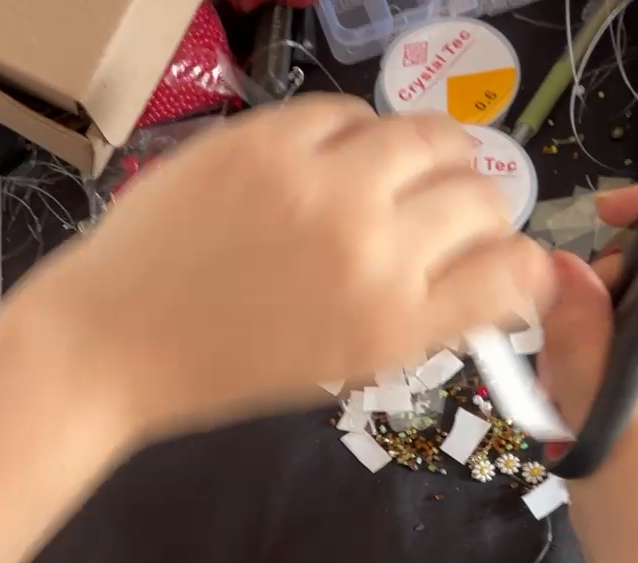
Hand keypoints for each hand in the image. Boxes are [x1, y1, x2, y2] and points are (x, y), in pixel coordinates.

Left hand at [0, 95, 554, 442]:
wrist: (115, 342)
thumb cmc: (219, 373)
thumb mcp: (330, 371)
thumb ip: (407, 321)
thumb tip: (467, 275)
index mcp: (389, 328)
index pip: (511, 275)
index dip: (522, 270)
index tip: (503, 269)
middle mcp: (373, 249)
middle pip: (481, 197)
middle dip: (478, 213)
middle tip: (446, 222)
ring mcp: (320, 183)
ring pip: (429, 136)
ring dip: (431, 160)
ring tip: (399, 181)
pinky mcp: (268, 138)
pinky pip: (349, 114)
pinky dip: (357, 139)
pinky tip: (337, 163)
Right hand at [538, 184, 637, 562]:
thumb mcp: (605, 421)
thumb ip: (579, 342)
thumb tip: (554, 266)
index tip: (599, 221)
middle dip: (610, 283)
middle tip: (564, 332)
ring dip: (591, 324)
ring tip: (562, 378)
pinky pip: (626, 334)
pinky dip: (589, 350)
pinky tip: (568, 390)